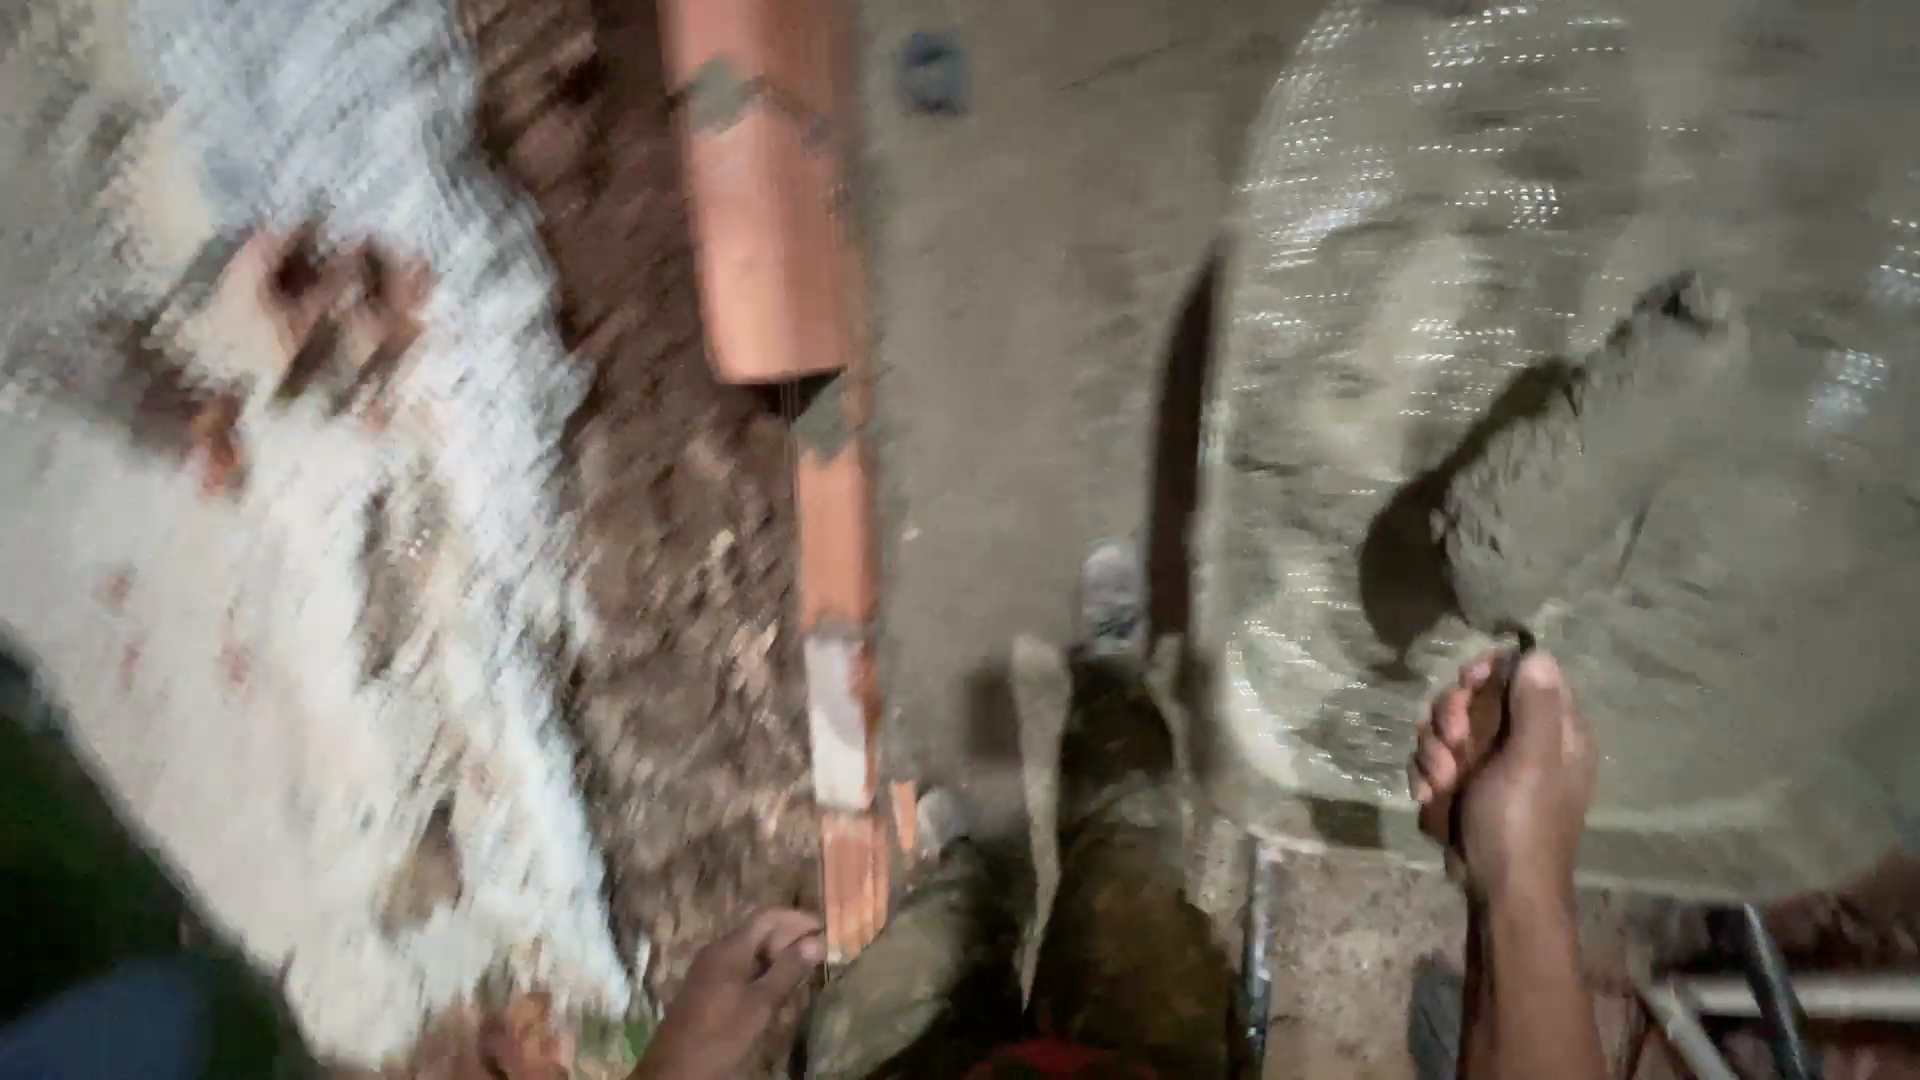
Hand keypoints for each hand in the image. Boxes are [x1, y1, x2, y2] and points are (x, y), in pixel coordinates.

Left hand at [635, 909, 824, 1079]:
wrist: (671, 1077)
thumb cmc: (719, 1036)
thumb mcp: (760, 1005)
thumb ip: (788, 970)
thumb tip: (816, 940)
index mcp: (730, 947)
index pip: (769, 916)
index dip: (798, 918)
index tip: (824, 928)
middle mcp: (717, 951)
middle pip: (758, 931)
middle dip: (789, 937)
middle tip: (817, 952)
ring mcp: (708, 971)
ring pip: (749, 952)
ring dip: (776, 956)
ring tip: (802, 970)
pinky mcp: (705, 991)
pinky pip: (739, 968)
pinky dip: (761, 971)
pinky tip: (774, 989)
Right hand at [1409, 650, 1594, 899]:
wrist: (1498, 888)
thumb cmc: (1521, 823)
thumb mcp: (1530, 761)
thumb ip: (1534, 707)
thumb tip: (1538, 652)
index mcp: (1555, 733)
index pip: (1524, 675)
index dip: (1490, 672)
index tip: (1467, 681)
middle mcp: (1524, 741)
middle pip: (1473, 698)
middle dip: (1450, 717)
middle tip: (1451, 741)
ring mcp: (1489, 763)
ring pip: (1445, 728)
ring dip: (1433, 751)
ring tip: (1441, 782)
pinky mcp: (1462, 783)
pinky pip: (1432, 758)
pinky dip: (1427, 774)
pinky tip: (1432, 794)